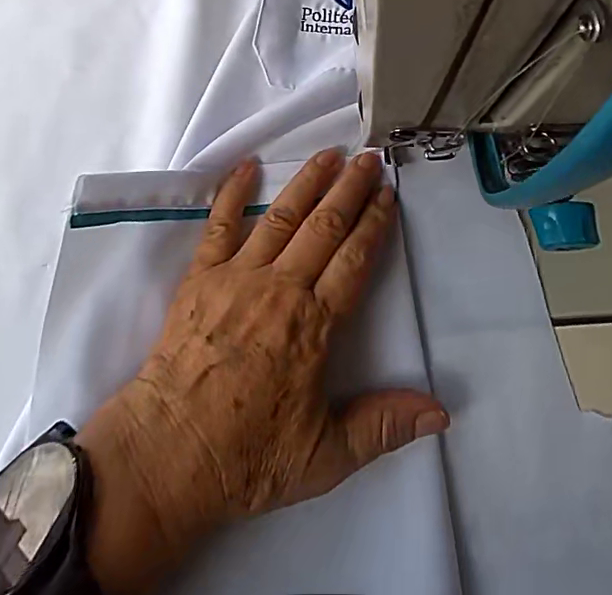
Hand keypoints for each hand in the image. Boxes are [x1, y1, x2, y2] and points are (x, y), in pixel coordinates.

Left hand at [75, 149, 448, 594]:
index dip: (374, 225)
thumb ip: (382, 426)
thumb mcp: (326, 456)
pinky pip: (219, 224)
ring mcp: (236, 277)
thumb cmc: (248, 454)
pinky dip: (232, 192)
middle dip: (349, 191)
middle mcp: (279, 289)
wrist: (171, 447)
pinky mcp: (200, 276)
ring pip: (279, 218)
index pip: (354, 262)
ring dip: (306, 183)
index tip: (387, 195)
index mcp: (313, 326)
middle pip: (323, 229)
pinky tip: (247, 166)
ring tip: (328, 155)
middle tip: (368, 159)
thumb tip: (440, 411)